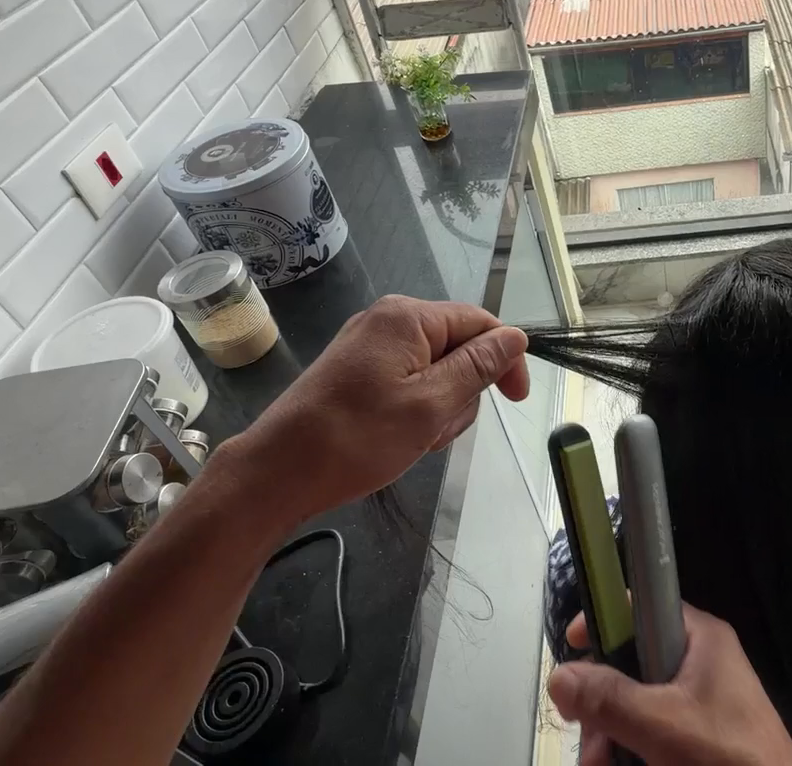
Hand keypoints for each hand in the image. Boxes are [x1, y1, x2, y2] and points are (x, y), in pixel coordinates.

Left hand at [223, 295, 528, 524]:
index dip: (506, 359)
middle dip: (463, 391)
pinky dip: (416, 409)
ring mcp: (370, 345)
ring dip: (439, 407)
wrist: (276, 474)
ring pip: (437, 369)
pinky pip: (410, 380)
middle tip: (437, 429)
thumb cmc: (357, 438)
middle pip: (459, 347)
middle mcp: (389, 320)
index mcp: (408, 317)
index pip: (481, 323)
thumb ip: (478, 366)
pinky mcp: (358, 370)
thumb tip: (516, 336)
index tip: (515, 401)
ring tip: (413, 438)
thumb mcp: (431, 404)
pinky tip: (397, 437)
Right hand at [548, 605, 791, 765]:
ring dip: (610, 736)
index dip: (606, 619)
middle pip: (631, 662)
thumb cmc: (728, 758)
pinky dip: (630, 750)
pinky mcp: (700, 734)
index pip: (643, 604)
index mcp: (699, 637)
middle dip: (602, 703)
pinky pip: (652, 731)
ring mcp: (701, 700)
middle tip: (588, 740)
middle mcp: (699, 660)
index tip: (573, 644)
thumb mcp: (663, 726)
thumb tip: (558, 675)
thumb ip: (610, 700)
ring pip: (637, 704)